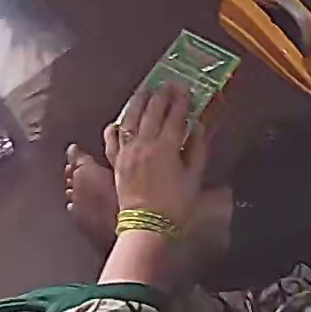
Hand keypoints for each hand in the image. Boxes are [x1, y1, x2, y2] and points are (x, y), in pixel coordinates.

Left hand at [105, 82, 207, 225]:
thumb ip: (196, 150)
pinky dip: (115, 127)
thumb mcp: (194, 178)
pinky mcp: (116, 162)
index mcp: (166, 148)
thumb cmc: (175, 206)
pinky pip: (112, 139)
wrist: (147, 226)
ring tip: (144, 91)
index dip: (181, 101)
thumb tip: (198, 128)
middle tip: (168, 85)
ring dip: (138, 102)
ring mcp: (127, 152)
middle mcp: (145, 144)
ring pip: (130, 119)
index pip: (175, 116)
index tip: (185, 90)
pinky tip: (119, 121)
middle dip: (161, 95)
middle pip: (152, 112)